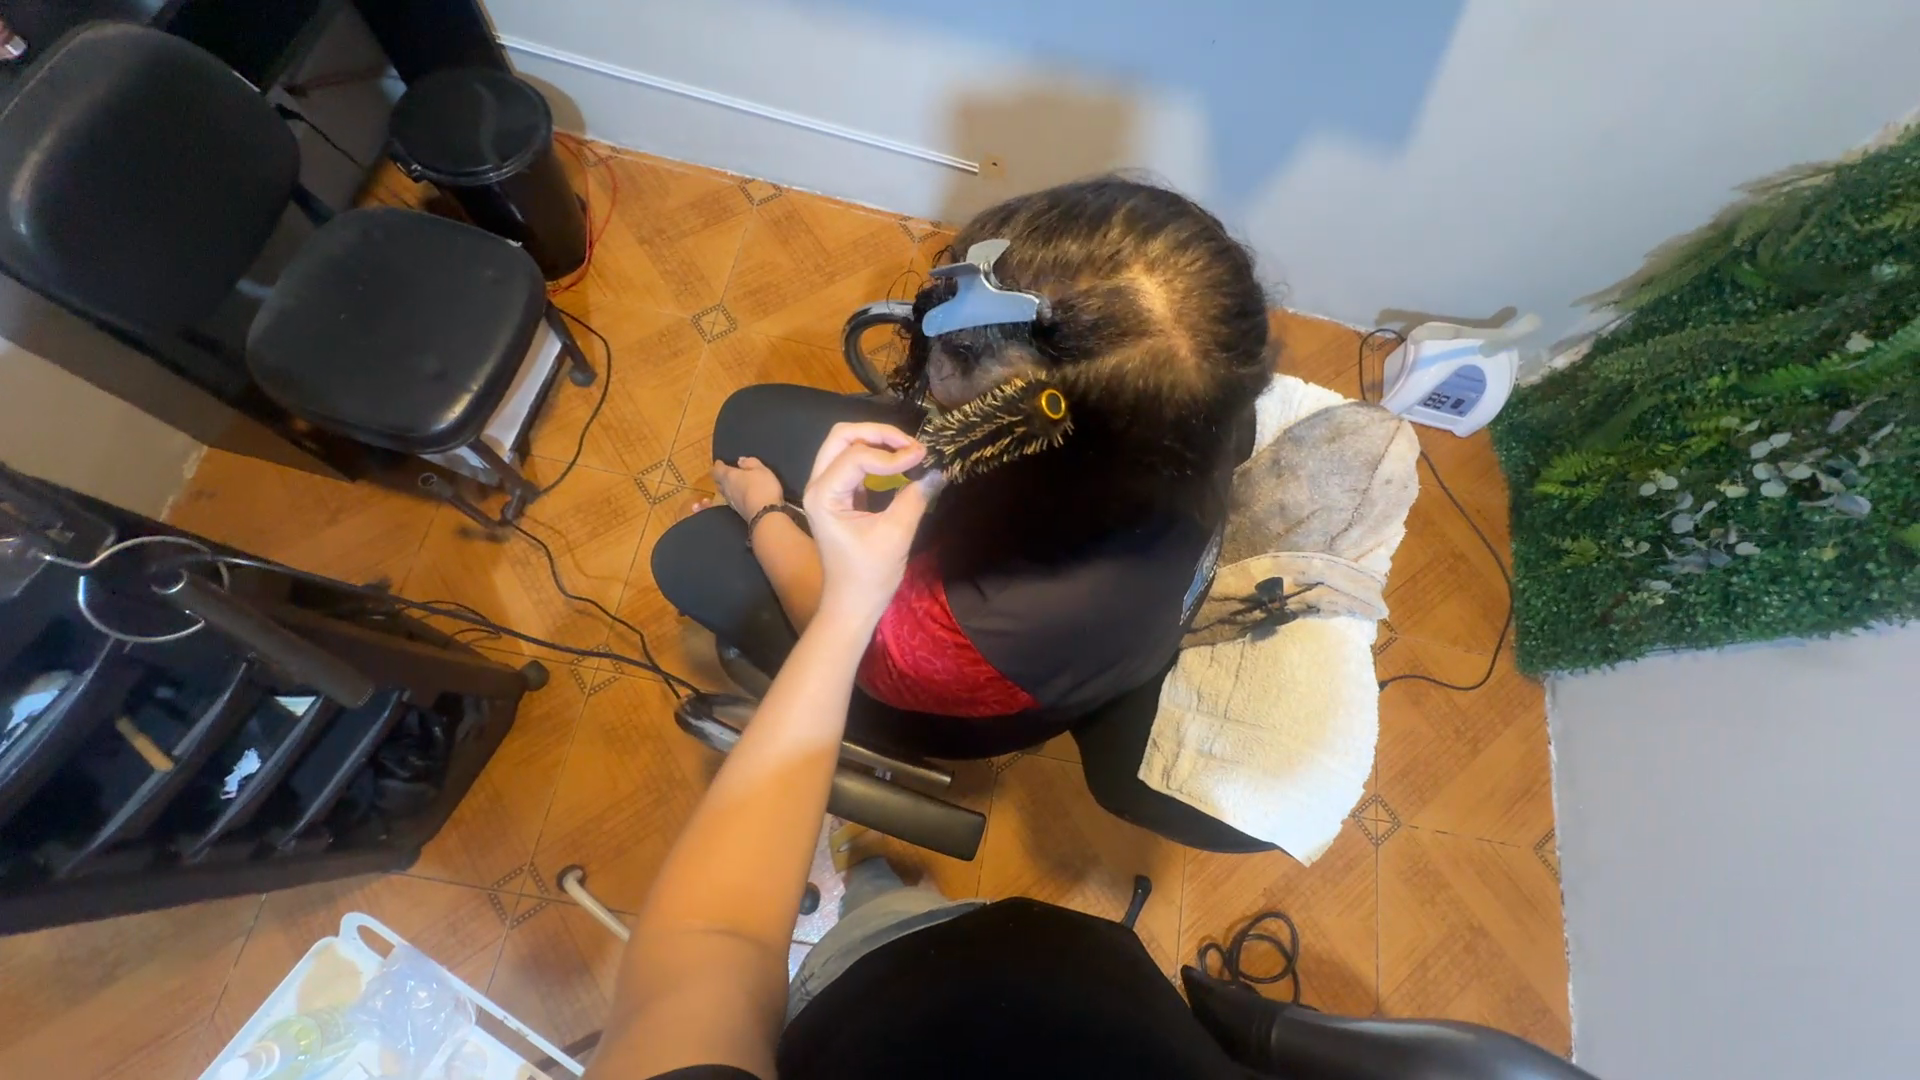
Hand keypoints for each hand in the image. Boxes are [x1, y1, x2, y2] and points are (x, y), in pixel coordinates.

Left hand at [710, 456, 784, 520]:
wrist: (766, 515)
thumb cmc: (763, 488)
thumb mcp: (761, 470)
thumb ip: (750, 463)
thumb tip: (740, 460)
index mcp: (729, 476)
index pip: (717, 470)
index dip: (718, 465)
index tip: (720, 462)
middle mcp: (727, 490)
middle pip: (719, 482)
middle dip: (721, 477)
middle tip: (726, 473)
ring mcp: (732, 503)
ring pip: (725, 493)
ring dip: (727, 488)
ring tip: (733, 484)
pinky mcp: (739, 512)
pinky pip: (732, 501)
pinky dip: (734, 497)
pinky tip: (740, 496)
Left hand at [802, 423, 942, 624]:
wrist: (852, 604)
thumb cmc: (869, 575)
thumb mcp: (896, 535)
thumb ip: (914, 498)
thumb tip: (937, 470)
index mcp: (823, 495)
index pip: (857, 456)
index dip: (892, 454)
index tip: (923, 458)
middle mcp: (818, 485)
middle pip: (842, 437)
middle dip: (878, 434)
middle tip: (912, 445)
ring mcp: (825, 488)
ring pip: (845, 445)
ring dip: (877, 441)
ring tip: (908, 451)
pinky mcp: (838, 494)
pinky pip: (852, 461)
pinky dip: (875, 456)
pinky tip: (899, 464)